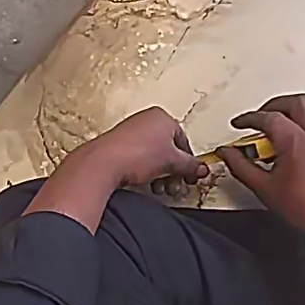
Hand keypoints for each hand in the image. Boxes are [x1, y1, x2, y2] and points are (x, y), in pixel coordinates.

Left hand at [26, 108, 207, 231]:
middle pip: (169, 150)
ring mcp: (131, 132)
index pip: (183, 141)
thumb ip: (190, 165)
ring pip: (154, 156)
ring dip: (160, 175)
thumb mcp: (171, 162)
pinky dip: (145, 171)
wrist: (103, 163)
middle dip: (173, 172)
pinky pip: (139, 159)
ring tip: (158, 188)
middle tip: (173, 186)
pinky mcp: (119, 145)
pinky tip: (144, 183)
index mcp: (161, 117)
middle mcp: (146, 121)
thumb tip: (200, 168)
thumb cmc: (135, 154)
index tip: (189, 176)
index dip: (188, 162)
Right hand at [218, 94, 304, 241]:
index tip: (240, 124)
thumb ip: (241, 166)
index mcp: (296, 142)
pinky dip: (301, 126)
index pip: (269, 117)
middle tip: (259, 117)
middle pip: (296, 102)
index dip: (249, 118)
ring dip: (290, 113)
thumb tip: (229, 154)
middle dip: (273, 105)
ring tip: (274, 129)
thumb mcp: (263, 188)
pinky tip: (290, 144)